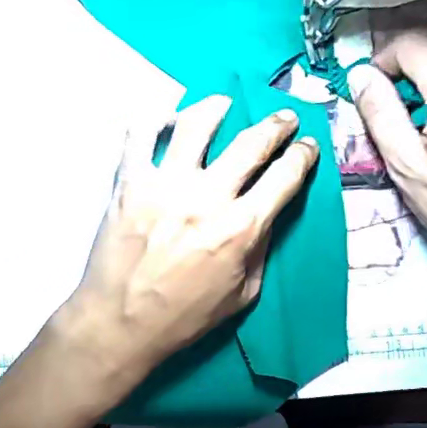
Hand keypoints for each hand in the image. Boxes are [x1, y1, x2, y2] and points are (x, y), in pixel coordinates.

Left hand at [52, 95, 318, 396]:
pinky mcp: (129, 183)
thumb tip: (266, 216)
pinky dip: (154, 119)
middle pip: (250, 144)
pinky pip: (140, 136)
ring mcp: (165, 184)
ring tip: (224, 103)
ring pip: (195, 126)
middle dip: (276, 125)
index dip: (302, 156)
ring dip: (217, 108)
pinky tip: (166, 117)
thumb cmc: (186, 317)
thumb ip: (259, 250)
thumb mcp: (243, 294)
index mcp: (240, 228)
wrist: (120, 324)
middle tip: (284, 117)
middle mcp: (207, 198)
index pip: (284, 178)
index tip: (306, 146)